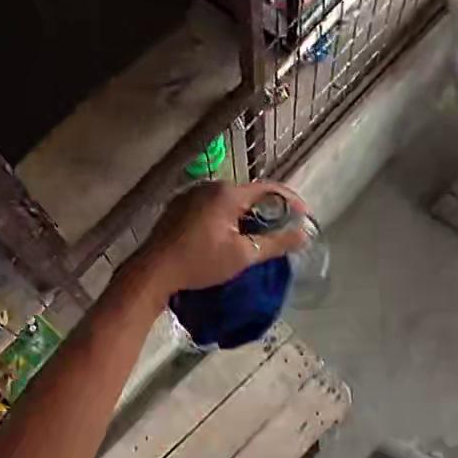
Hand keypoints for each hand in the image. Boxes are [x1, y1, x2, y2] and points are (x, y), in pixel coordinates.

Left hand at [122, 181, 312, 295]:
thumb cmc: (199, 263)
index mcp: (227, 193)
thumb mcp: (243, 256)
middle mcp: (209, 186)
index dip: (290, 201)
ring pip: (227, 201)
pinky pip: (210, 207)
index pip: (268, 189)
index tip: (303, 216)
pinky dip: (224, 217)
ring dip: (244, 215)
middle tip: (280, 230)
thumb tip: (304, 235)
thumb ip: (276, 243)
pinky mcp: (178, 207)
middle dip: (266, 210)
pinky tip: (226, 236)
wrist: (153, 271)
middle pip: (247, 194)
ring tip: (255, 236)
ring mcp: (190, 194)